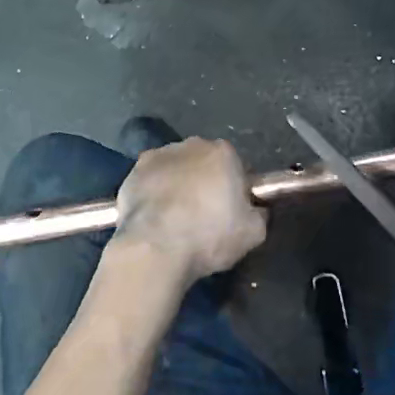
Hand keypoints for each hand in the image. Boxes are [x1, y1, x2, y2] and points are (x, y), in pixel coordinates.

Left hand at [113, 138, 266, 286]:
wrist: (154, 249)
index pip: (237, 167)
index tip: (231, 212)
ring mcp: (160, 155)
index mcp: (224, 152)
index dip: (235, 190)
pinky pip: (151, 180)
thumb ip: (261, 215)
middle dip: (206, 182)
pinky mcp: (134, 171)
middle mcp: (193, 145)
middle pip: (205, 163)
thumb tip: (258, 210)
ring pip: (177, 169)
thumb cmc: (208, 236)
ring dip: (179, 185)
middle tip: (204, 216)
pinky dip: (154, 192)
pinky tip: (154, 217)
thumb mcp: (253, 234)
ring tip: (175, 220)